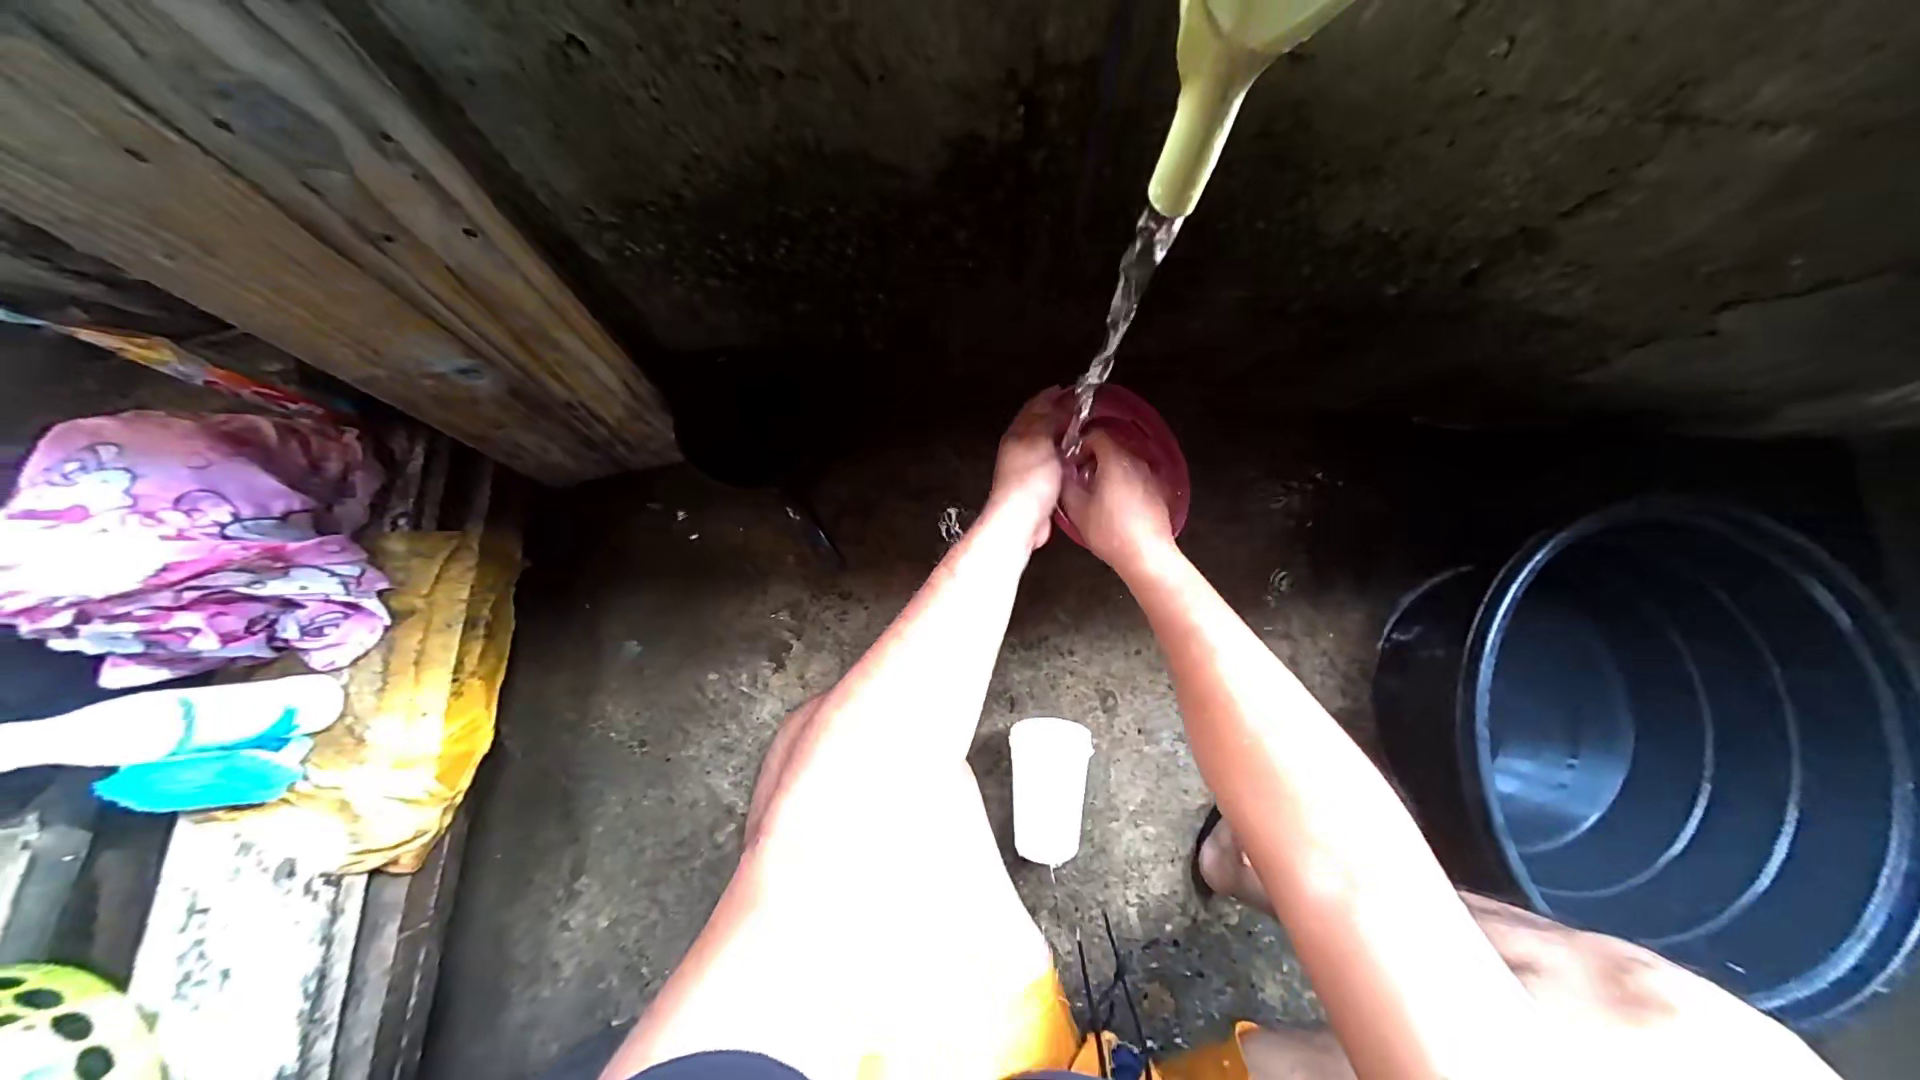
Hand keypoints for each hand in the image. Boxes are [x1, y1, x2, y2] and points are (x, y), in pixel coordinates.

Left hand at [987, 387, 1067, 548]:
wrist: (1021, 520)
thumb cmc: (1028, 482)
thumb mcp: (1039, 440)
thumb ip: (1047, 419)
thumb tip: (1056, 402)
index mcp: (1018, 434)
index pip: (1035, 406)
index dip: (1053, 396)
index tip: (1073, 389)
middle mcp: (1020, 448)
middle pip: (1041, 423)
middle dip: (1060, 412)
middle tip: (1083, 407)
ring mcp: (1028, 467)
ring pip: (1048, 443)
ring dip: (1063, 434)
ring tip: (1084, 428)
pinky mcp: (1038, 484)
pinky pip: (1054, 462)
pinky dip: (1065, 455)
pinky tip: (1077, 457)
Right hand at [1059, 429, 1174, 573]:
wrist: (1145, 555)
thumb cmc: (1112, 533)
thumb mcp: (1076, 508)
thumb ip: (1066, 483)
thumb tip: (1062, 473)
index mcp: (1115, 461)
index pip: (1098, 435)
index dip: (1080, 445)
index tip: (1073, 460)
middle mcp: (1136, 463)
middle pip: (1112, 448)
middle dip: (1092, 459)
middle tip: (1079, 478)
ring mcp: (1150, 478)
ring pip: (1124, 464)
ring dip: (1107, 472)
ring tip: (1094, 494)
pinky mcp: (1157, 493)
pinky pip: (1136, 479)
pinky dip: (1122, 485)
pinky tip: (1113, 507)